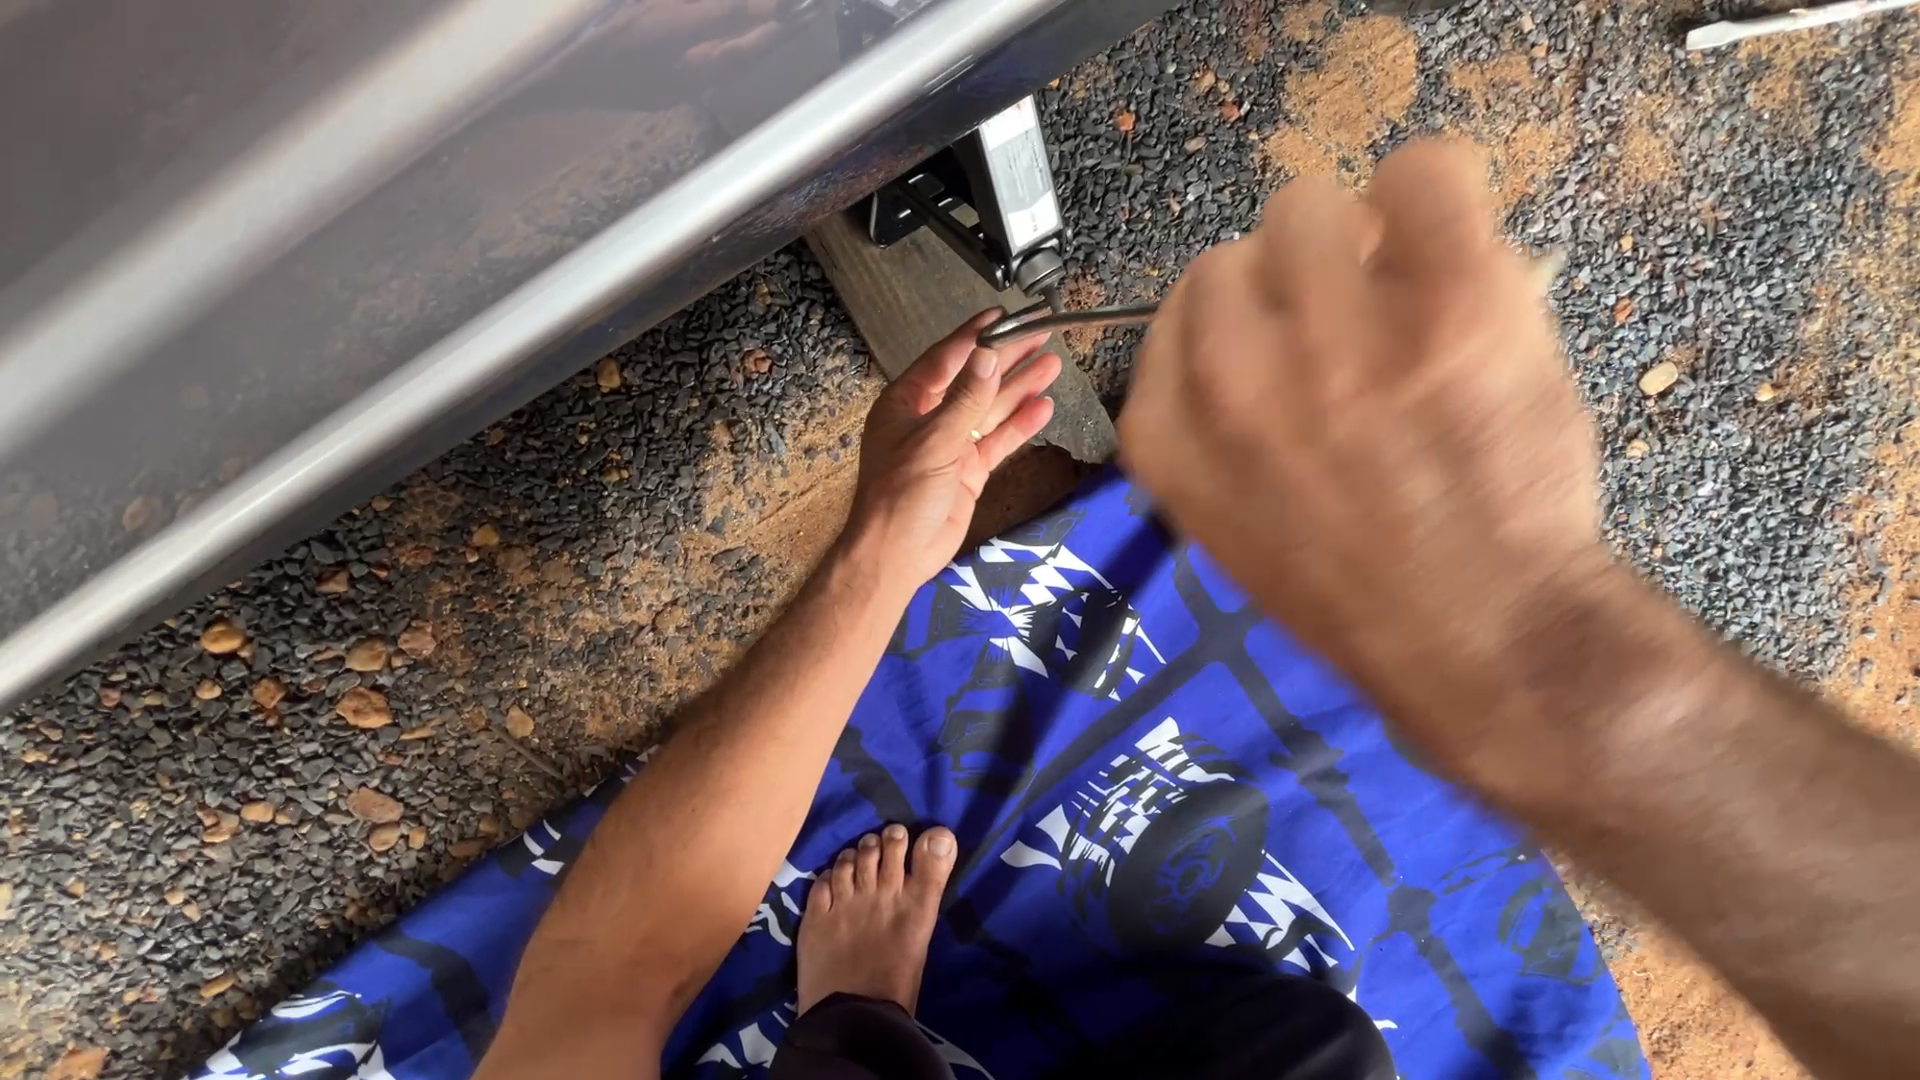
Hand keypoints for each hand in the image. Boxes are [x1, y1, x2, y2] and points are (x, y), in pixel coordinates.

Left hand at [844, 310, 1061, 599]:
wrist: (897, 554)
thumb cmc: (901, 494)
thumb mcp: (934, 441)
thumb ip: (965, 400)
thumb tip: (988, 357)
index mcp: (906, 403)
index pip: (945, 359)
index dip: (975, 336)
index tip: (1003, 315)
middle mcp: (929, 418)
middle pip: (973, 380)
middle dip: (1006, 359)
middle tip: (1041, 335)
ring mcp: (951, 445)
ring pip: (990, 410)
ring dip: (1019, 389)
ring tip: (1052, 365)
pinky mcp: (968, 471)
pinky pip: (997, 441)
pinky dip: (1019, 425)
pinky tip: (1043, 407)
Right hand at [1117, 138, 1610, 778]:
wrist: (1473, 634)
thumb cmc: (1341, 586)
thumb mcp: (1219, 518)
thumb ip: (1202, 423)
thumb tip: (1246, 319)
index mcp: (1163, 433)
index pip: (1176, 310)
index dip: (1235, 325)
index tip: (1277, 349)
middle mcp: (1226, 379)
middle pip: (1230, 257)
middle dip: (1281, 292)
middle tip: (1338, 335)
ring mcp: (1334, 341)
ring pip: (1308, 209)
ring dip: (1347, 246)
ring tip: (1394, 299)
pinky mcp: (1448, 307)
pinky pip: (1417, 174)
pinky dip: (1427, 195)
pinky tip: (1443, 247)